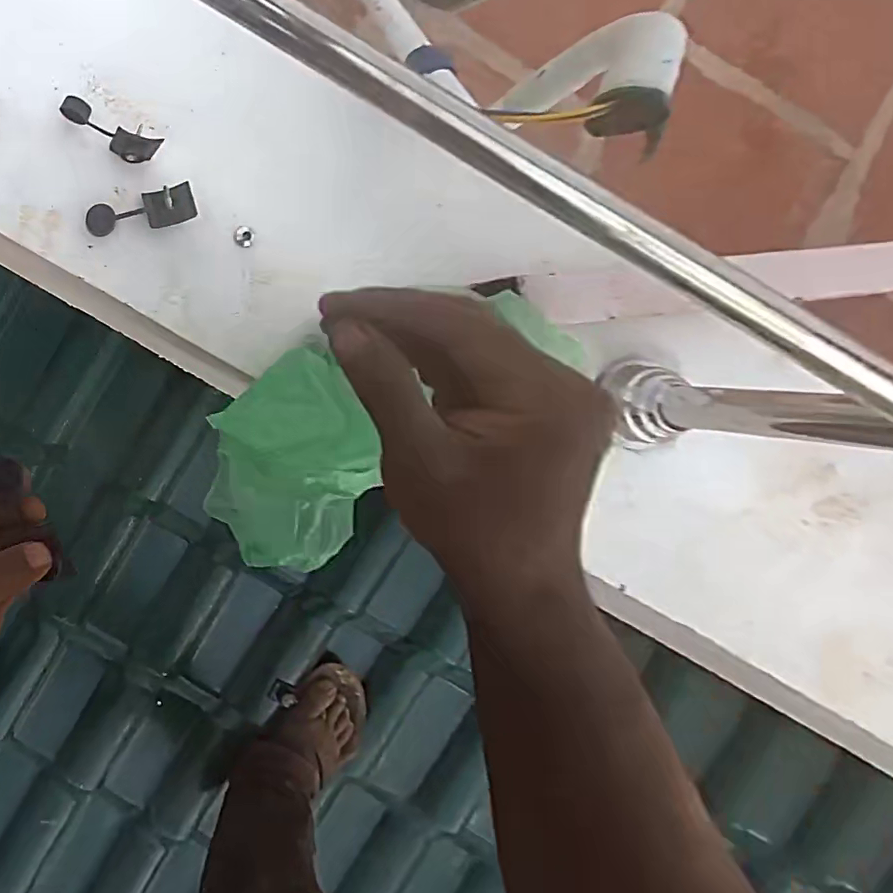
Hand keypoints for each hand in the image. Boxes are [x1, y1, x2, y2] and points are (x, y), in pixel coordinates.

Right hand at [320, 289, 614, 622]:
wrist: (517, 585)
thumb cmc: (465, 528)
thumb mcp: (415, 457)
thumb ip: (383, 385)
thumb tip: (345, 329)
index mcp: (540, 391)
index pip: (456, 326)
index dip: (389, 308)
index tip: (332, 306)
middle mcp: (560, 380)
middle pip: (468, 324)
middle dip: (398, 313)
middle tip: (337, 312)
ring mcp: (556, 391)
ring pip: (473, 340)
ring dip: (413, 330)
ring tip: (355, 326)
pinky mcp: (542, 404)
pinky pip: (480, 364)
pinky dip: (433, 355)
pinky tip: (394, 352)